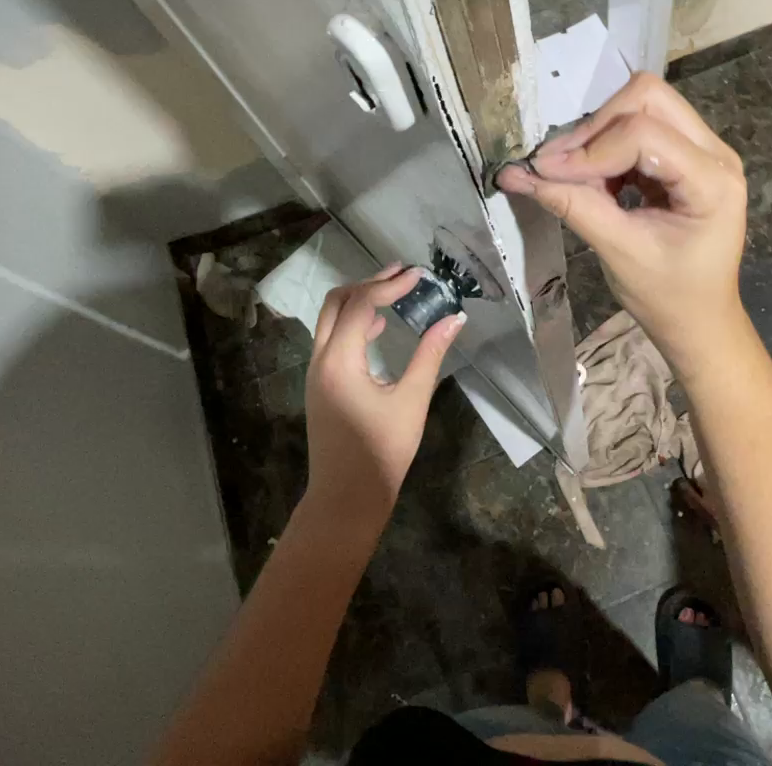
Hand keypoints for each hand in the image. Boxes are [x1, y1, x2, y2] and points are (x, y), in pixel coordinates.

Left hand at [303, 265, 465, 516]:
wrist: (347, 497)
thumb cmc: (382, 452)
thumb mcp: (412, 400)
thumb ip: (431, 354)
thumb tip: (455, 319)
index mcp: (340, 362)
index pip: (361, 305)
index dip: (389, 284)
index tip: (419, 275)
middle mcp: (320, 360)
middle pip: (336, 303)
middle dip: (368, 283)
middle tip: (403, 274)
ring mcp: (316, 373)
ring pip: (330, 319)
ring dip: (359, 300)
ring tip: (395, 292)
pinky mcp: (321, 384)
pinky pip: (332, 339)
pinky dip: (354, 323)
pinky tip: (379, 327)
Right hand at [497, 72, 747, 361]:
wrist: (699, 320)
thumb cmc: (667, 296)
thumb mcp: (618, 252)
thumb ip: (573, 206)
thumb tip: (515, 174)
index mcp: (713, 181)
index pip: (644, 134)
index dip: (590, 149)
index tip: (545, 173)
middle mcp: (716, 152)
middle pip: (648, 98)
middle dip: (596, 127)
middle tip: (558, 165)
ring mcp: (705, 149)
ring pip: (644, 105)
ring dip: (600, 135)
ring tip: (574, 176)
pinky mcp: (687, 154)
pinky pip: (643, 125)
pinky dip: (609, 146)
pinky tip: (595, 180)